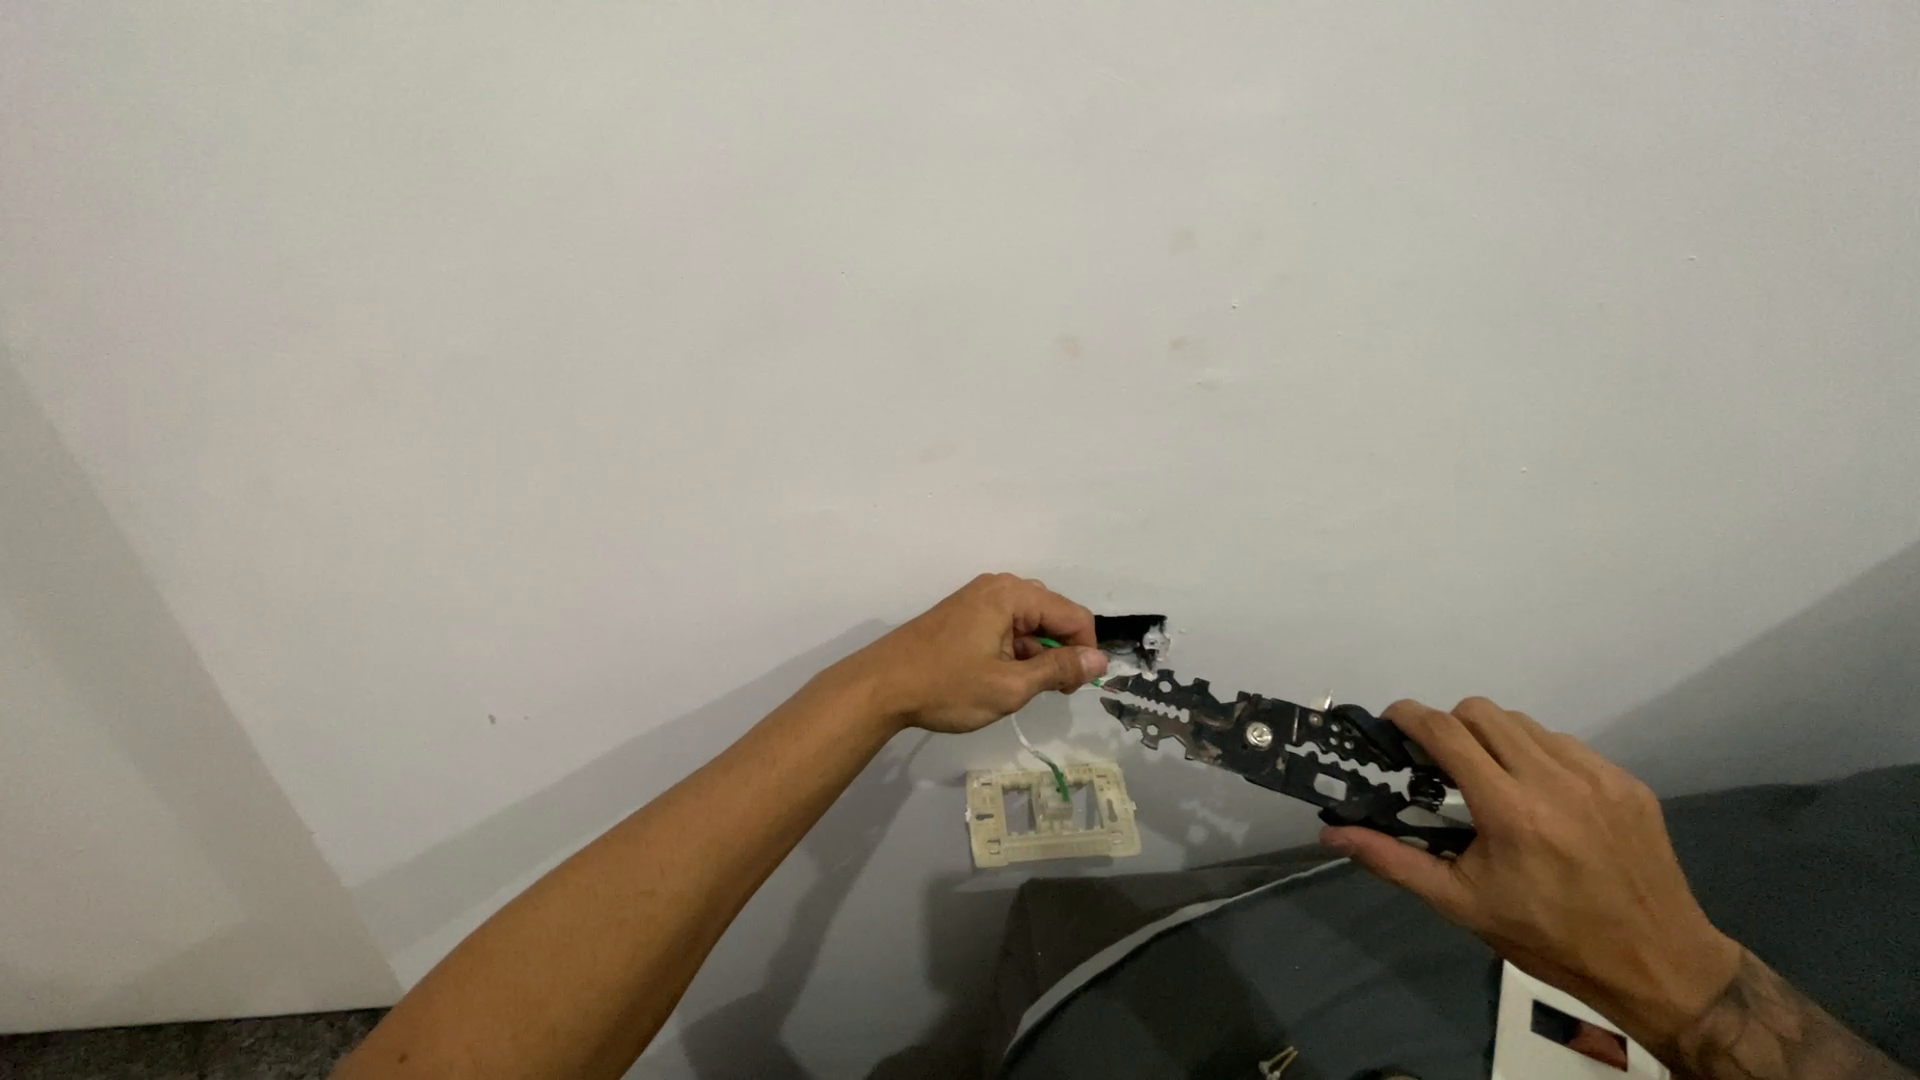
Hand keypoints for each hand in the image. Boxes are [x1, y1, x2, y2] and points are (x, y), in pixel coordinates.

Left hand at [841, 573, 1106, 734]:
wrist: (880, 686)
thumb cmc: (947, 685)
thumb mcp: (1010, 685)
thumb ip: (1059, 670)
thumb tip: (1100, 660)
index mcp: (1012, 595)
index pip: (1073, 615)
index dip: (1084, 651)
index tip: (1073, 687)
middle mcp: (998, 587)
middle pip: (1052, 613)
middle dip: (1060, 651)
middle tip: (1048, 690)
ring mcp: (978, 599)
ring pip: (1029, 622)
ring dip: (1036, 654)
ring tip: (1019, 688)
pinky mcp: (964, 615)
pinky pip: (1006, 626)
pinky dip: (1014, 650)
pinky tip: (1000, 678)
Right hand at [1321, 698, 1741, 1053]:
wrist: (1661, 967)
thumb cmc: (1547, 936)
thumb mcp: (1460, 903)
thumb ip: (1391, 860)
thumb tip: (1330, 832)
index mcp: (1511, 811)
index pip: (1447, 731)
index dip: (1410, 715)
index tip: (1392, 723)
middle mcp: (1556, 781)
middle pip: (1481, 711)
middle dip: (1449, 724)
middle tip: (1439, 760)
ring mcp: (1599, 778)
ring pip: (1522, 722)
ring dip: (1492, 737)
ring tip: (1489, 778)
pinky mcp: (1628, 784)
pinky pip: (1563, 742)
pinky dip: (1535, 753)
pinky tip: (1538, 794)